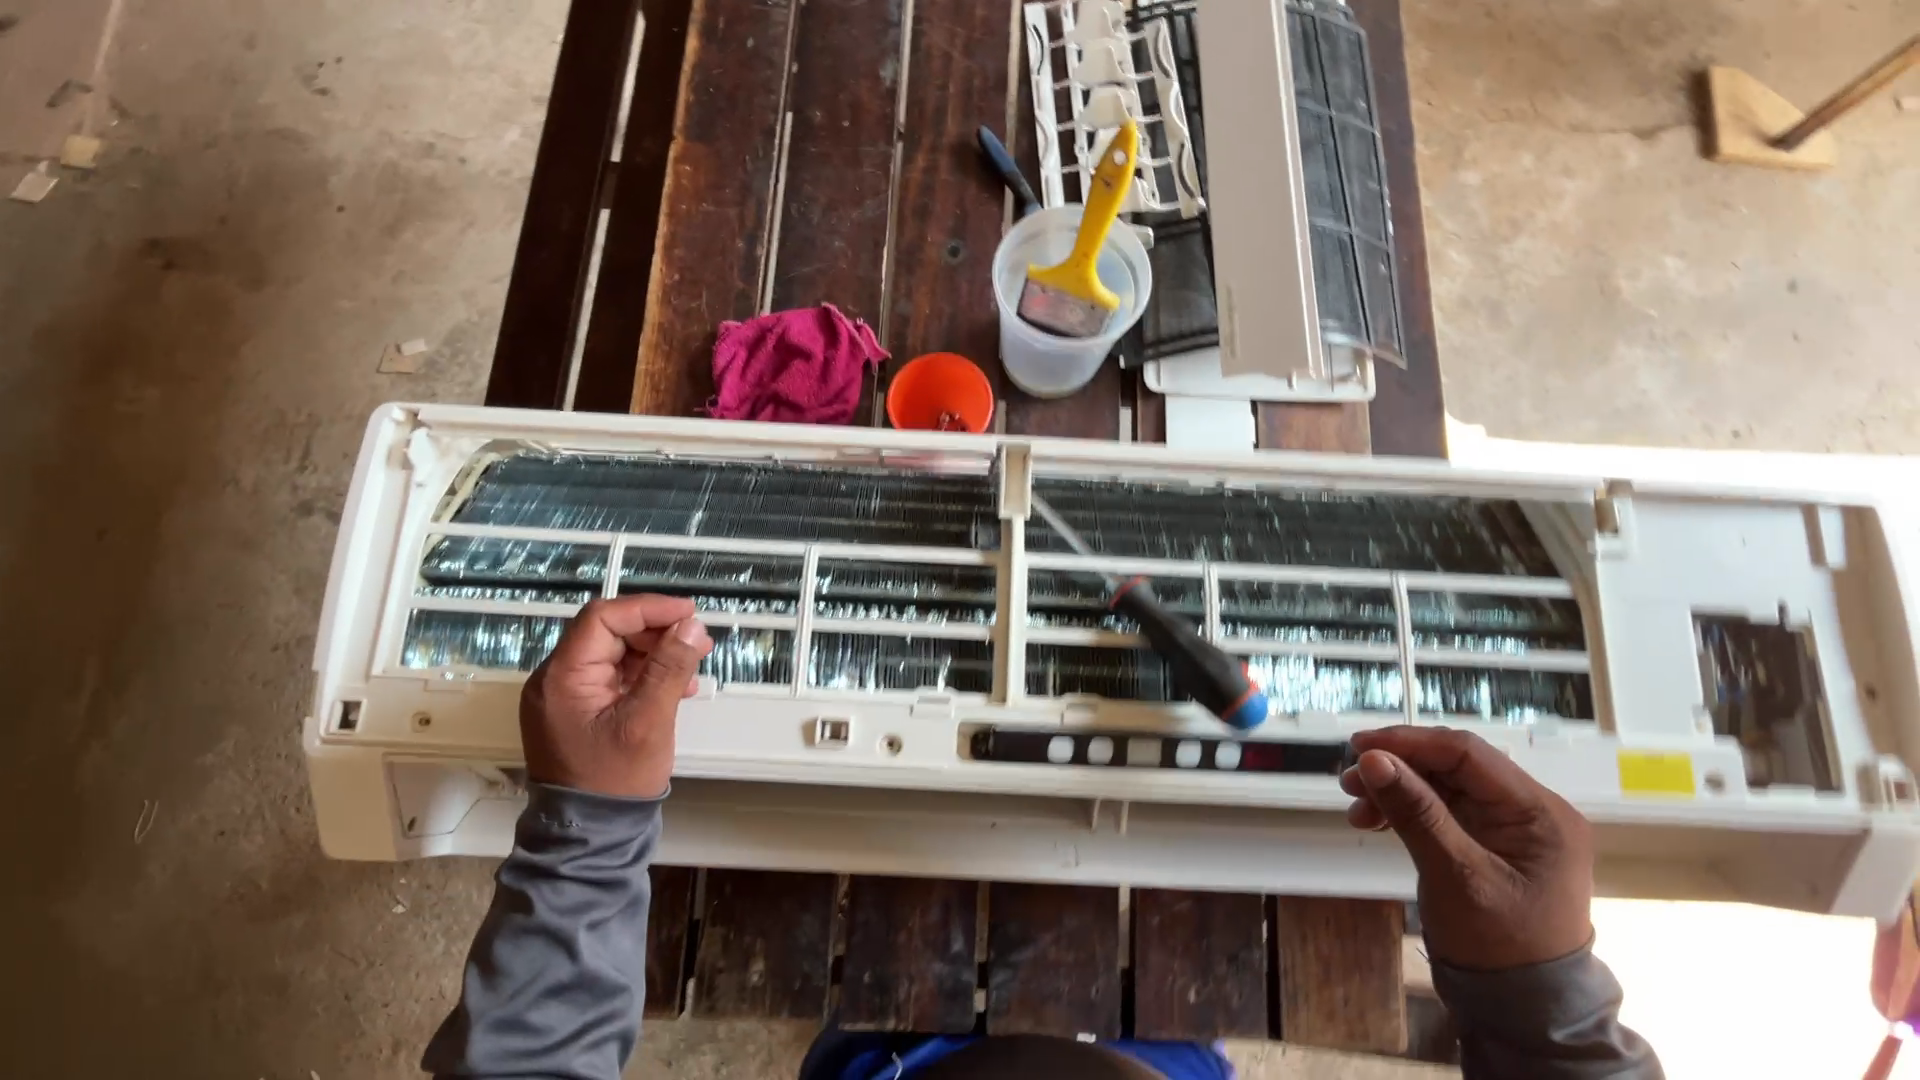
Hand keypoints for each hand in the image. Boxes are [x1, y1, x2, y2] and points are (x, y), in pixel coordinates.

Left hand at [520, 595, 712, 798]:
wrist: (591, 834)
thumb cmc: (616, 779)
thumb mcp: (648, 720)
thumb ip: (669, 668)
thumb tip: (692, 625)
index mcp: (562, 677)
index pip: (603, 618)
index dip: (648, 608)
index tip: (688, 614)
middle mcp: (556, 679)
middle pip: (608, 632)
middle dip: (656, 632)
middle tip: (698, 642)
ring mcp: (566, 696)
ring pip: (614, 652)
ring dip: (655, 653)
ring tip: (692, 666)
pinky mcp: (580, 710)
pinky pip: (613, 676)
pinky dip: (645, 674)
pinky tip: (675, 687)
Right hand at [1341, 725, 1593, 970]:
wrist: (1523, 1006)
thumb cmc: (1499, 943)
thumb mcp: (1455, 875)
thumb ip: (1415, 812)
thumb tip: (1371, 758)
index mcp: (1540, 811)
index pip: (1467, 753)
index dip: (1409, 742)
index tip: (1358, 747)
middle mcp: (1529, 808)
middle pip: (1451, 764)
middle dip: (1397, 766)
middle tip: (1349, 780)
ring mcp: (1508, 823)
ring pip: (1440, 782)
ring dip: (1395, 787)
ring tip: (1355, 804)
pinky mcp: (1487, 838)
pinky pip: (1439, 806)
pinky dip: (1404, 807)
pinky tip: (1372, 820)